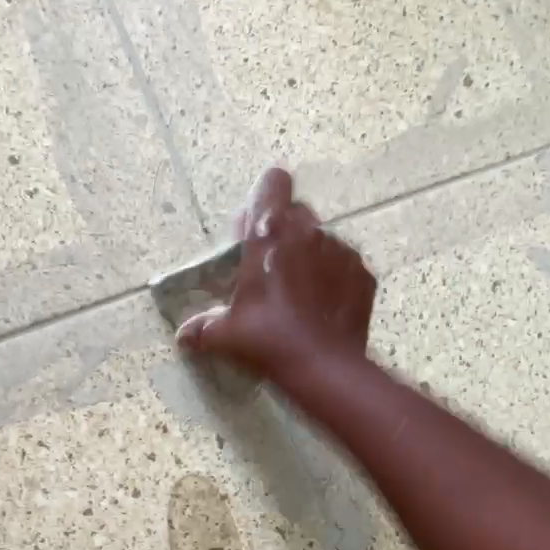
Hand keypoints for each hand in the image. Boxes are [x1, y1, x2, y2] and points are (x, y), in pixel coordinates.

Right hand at [174, 167, 376, 378]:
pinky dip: (335, 281)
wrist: (324, 366)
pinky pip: (345, 267)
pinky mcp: (364, 274)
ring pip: (323, 240)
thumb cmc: (268, 339)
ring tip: (301, 295)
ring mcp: (342, 250)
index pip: (273, 182)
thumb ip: (204, 328)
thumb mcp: (226, 335)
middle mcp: (309, 231)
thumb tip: (184, 335)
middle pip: (297, 212)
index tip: (253, 229)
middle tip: (272, 267)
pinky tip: (324, 309)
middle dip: (285, 231)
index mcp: (271, 232)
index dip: (264, 199)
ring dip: (310, 258)